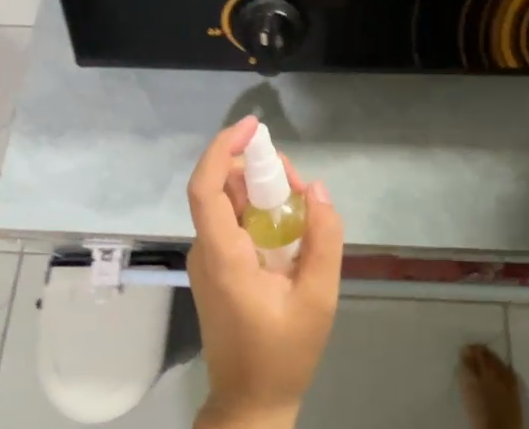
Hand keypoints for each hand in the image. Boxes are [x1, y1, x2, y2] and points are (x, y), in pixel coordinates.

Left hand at [187, 116, 343, 428]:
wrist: (250, 402)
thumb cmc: (283, 355)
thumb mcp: (317, 299)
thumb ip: (323, 240)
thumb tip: (317, 190)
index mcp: (223, 256)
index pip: (205, 188)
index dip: (222, 148)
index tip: (252, 127)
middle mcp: (206, 250)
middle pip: (221, 187)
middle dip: (258, 169)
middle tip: (299, 184)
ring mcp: (208, 259)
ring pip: (228, 203)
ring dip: (261, 190)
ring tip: (301, 204)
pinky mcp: (217, 268)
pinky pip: (233, 222)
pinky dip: (259, 211)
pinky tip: (289, 227)